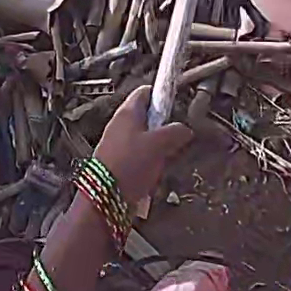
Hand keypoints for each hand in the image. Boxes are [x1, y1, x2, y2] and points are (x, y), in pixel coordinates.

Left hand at [92, 86, 192, 203]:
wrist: (104, 197)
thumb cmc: (131, 163)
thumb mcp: (158, 144)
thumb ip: (175, 132)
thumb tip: (186, 129)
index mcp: (127, 112)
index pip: (145, 92)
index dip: (161, 95)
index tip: (177, 105)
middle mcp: (120, 124)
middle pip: (146, 116)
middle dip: (164, 126)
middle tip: (178, 137)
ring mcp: (117, 143)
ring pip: (144, 138)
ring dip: (159, 147)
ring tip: (169, 158)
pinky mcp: (117, 162)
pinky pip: (139, 155)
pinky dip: (150, 161)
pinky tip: (157, 172)